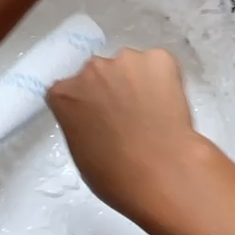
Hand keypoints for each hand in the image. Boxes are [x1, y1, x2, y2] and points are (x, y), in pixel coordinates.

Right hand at [47, 47, 224, 234]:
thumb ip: (80, 123)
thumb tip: (96, 119)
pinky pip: (159, 64)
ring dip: (136, 82)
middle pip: (98, 74)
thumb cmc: (116, 176)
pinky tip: (170, 104)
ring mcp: (126, 59)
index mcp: (65, 93)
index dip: (86, 105)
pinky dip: (164, 79)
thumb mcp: (81, 152)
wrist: (162, 173)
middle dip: (110, 90)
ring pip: (129, 67)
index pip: (69, 91)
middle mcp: (91, 68)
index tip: (99, 120)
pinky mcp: (159, 58)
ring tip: (152, 112)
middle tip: (128, 116)